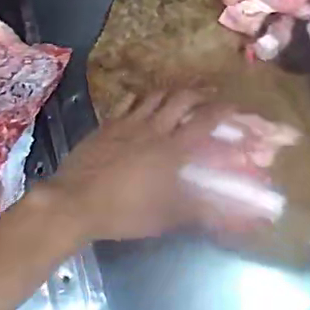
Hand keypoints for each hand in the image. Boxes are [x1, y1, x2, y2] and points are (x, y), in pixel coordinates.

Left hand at [39, 89, 230, 242]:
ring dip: (171, 92)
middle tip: (209, 96)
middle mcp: (153, 128)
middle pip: (181, 98)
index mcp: (172, 149)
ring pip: (154, 96)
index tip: (234, 107)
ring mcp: (126, 123)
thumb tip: (232, 217)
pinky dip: (141, 99)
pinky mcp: (106, 126)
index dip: (223, 110)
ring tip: (179, 95)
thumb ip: (200, 212)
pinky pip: (128, 103)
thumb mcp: (167, 217)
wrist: (74, 202)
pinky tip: (141, 103)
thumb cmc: (125, 212)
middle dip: (200, 93)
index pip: (204, 121)